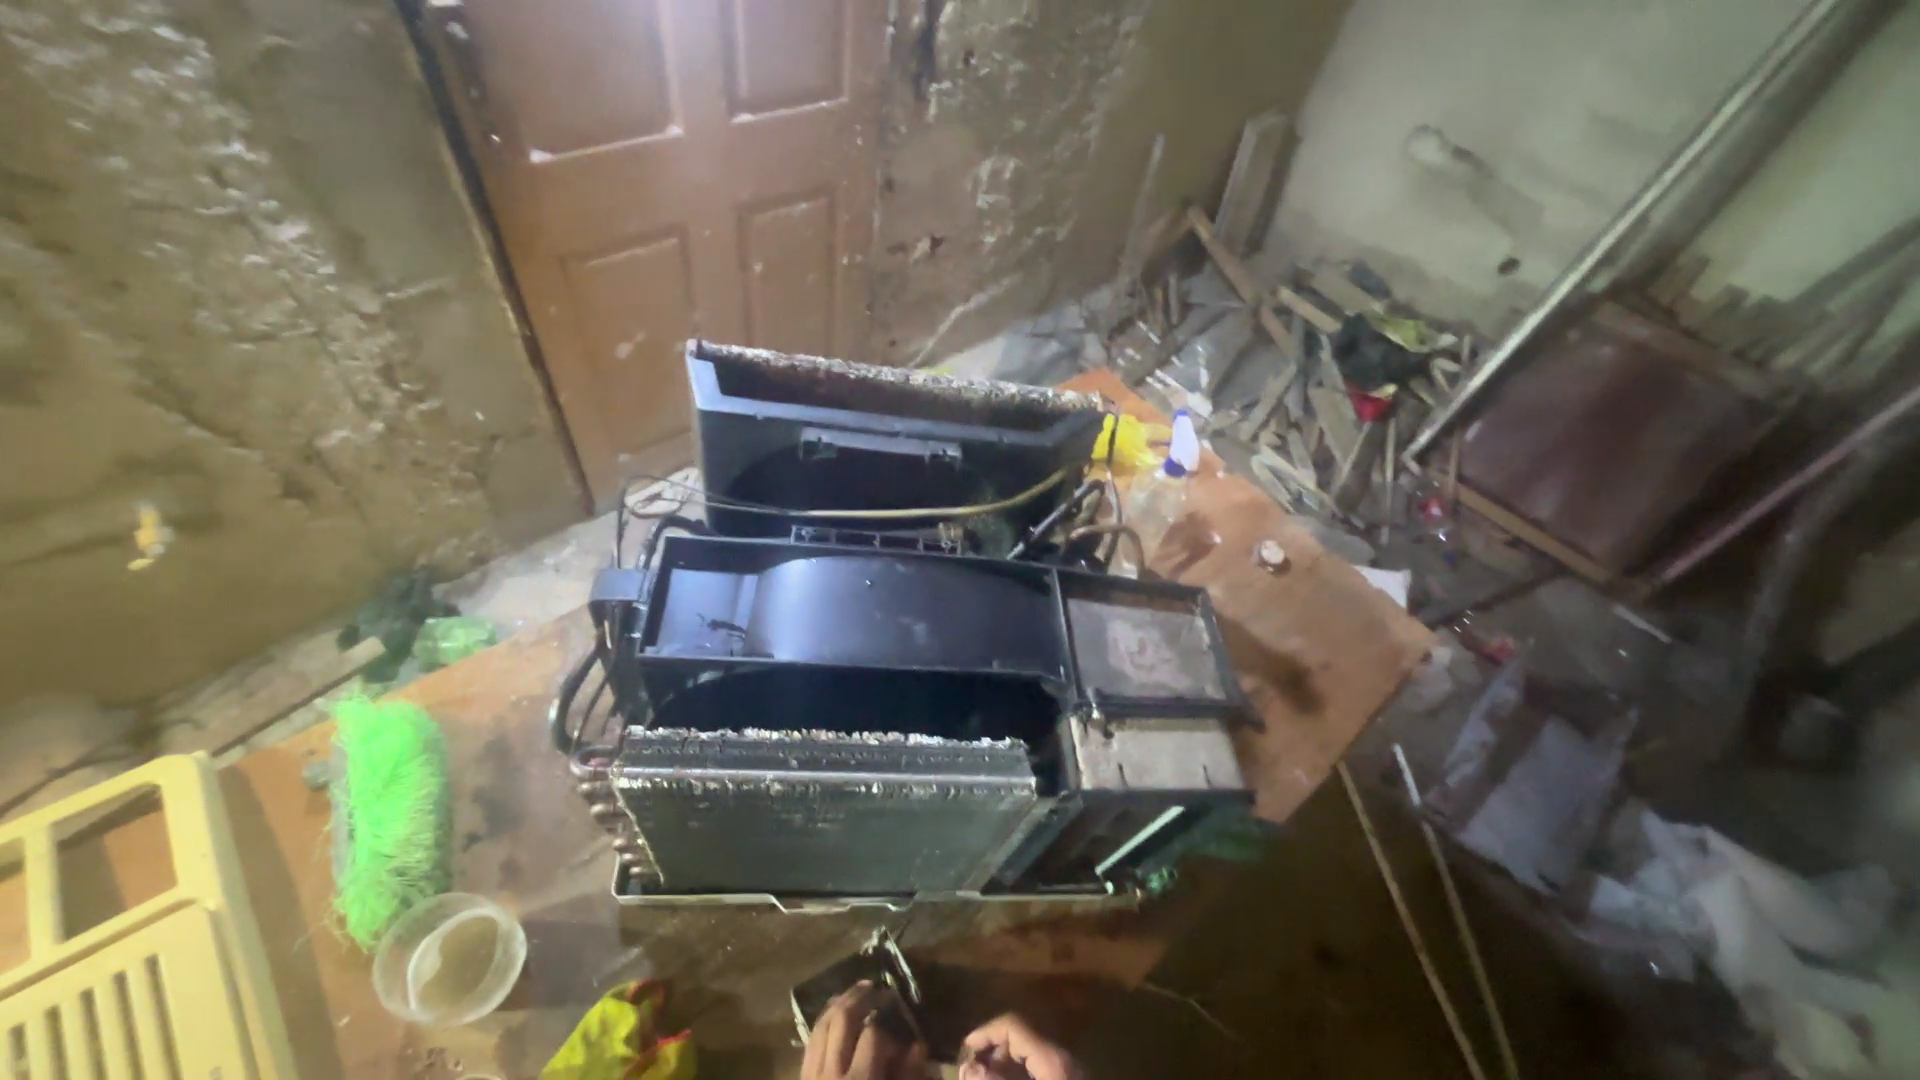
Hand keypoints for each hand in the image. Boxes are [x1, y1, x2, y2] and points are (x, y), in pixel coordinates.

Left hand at [801, 981, 928, 1079]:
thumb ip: (908, 1076)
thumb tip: (918, 1045)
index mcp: (859, 1079)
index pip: (873, 1034)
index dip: (887, 1025)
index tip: (898, 1028)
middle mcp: (830, 1071)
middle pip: (842, 1019)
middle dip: (859, 997)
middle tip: (875, 987)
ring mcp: (811, 1074)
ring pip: (821, 1024)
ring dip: (838, 1003)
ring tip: (855, 992)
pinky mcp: (801, 1077)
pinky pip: (810, 1041)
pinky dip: (823, 1022)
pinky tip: (835, 1014)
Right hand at [959, 1014, 1082, 1079]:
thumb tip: (968, 1067)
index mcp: (1050, 1056)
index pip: (1013, 1024)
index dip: (985, 1032)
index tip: (964, 1048)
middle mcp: (1060, 1056)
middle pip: (1020, 1039)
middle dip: (991, 1052)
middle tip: (970, 1070)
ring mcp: (1069, 1070)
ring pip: (1028, 1058)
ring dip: (1004, 1066)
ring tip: (984, 1076)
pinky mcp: (1070, 1079)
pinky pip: (1038, 1071)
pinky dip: (1020, 1074)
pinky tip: (1006, 1079)